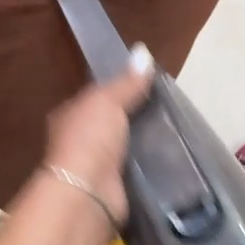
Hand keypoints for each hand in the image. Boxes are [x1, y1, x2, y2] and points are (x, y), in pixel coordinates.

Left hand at [42, 43, 154, 222]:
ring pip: (124, 148)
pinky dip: (148, 166)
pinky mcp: (113, 189)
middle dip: (134, 119)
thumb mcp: (107, 101)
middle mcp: (78, 142)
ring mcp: (95, 168)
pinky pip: (135, 171)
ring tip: (175, 133)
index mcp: (69, 116)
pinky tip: (169, 159)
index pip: (95, 98)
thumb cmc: (89, 140)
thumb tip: (143, 51)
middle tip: (168, 110)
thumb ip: (126, 81)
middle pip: (111, 124)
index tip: (147, 85)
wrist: (87, 193)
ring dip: (143, 144)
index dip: (118, 90)